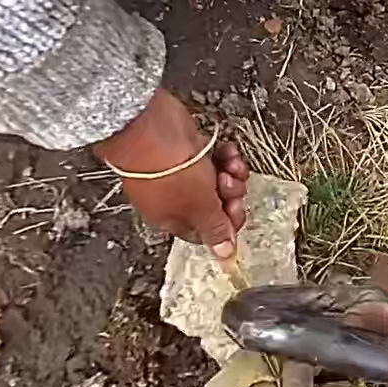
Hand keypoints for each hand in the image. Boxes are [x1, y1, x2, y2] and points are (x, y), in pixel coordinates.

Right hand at [93, 90, 248, 257]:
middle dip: (231, 194)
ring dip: (233, 174)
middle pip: (218, 205)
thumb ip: (215, 229)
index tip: (234, 209)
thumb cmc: (172, 172)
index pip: (207, 231)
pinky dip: (227, 156)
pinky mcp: (192, 153)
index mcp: (173, 219)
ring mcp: (184, 174)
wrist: (153, 130)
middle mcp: (177, 199)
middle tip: (228, 184)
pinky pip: (218, 160)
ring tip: (229, 165)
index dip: (227, 222)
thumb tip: (224, 256)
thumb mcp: (200, 206)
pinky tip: (227, 150)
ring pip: (221, 181)